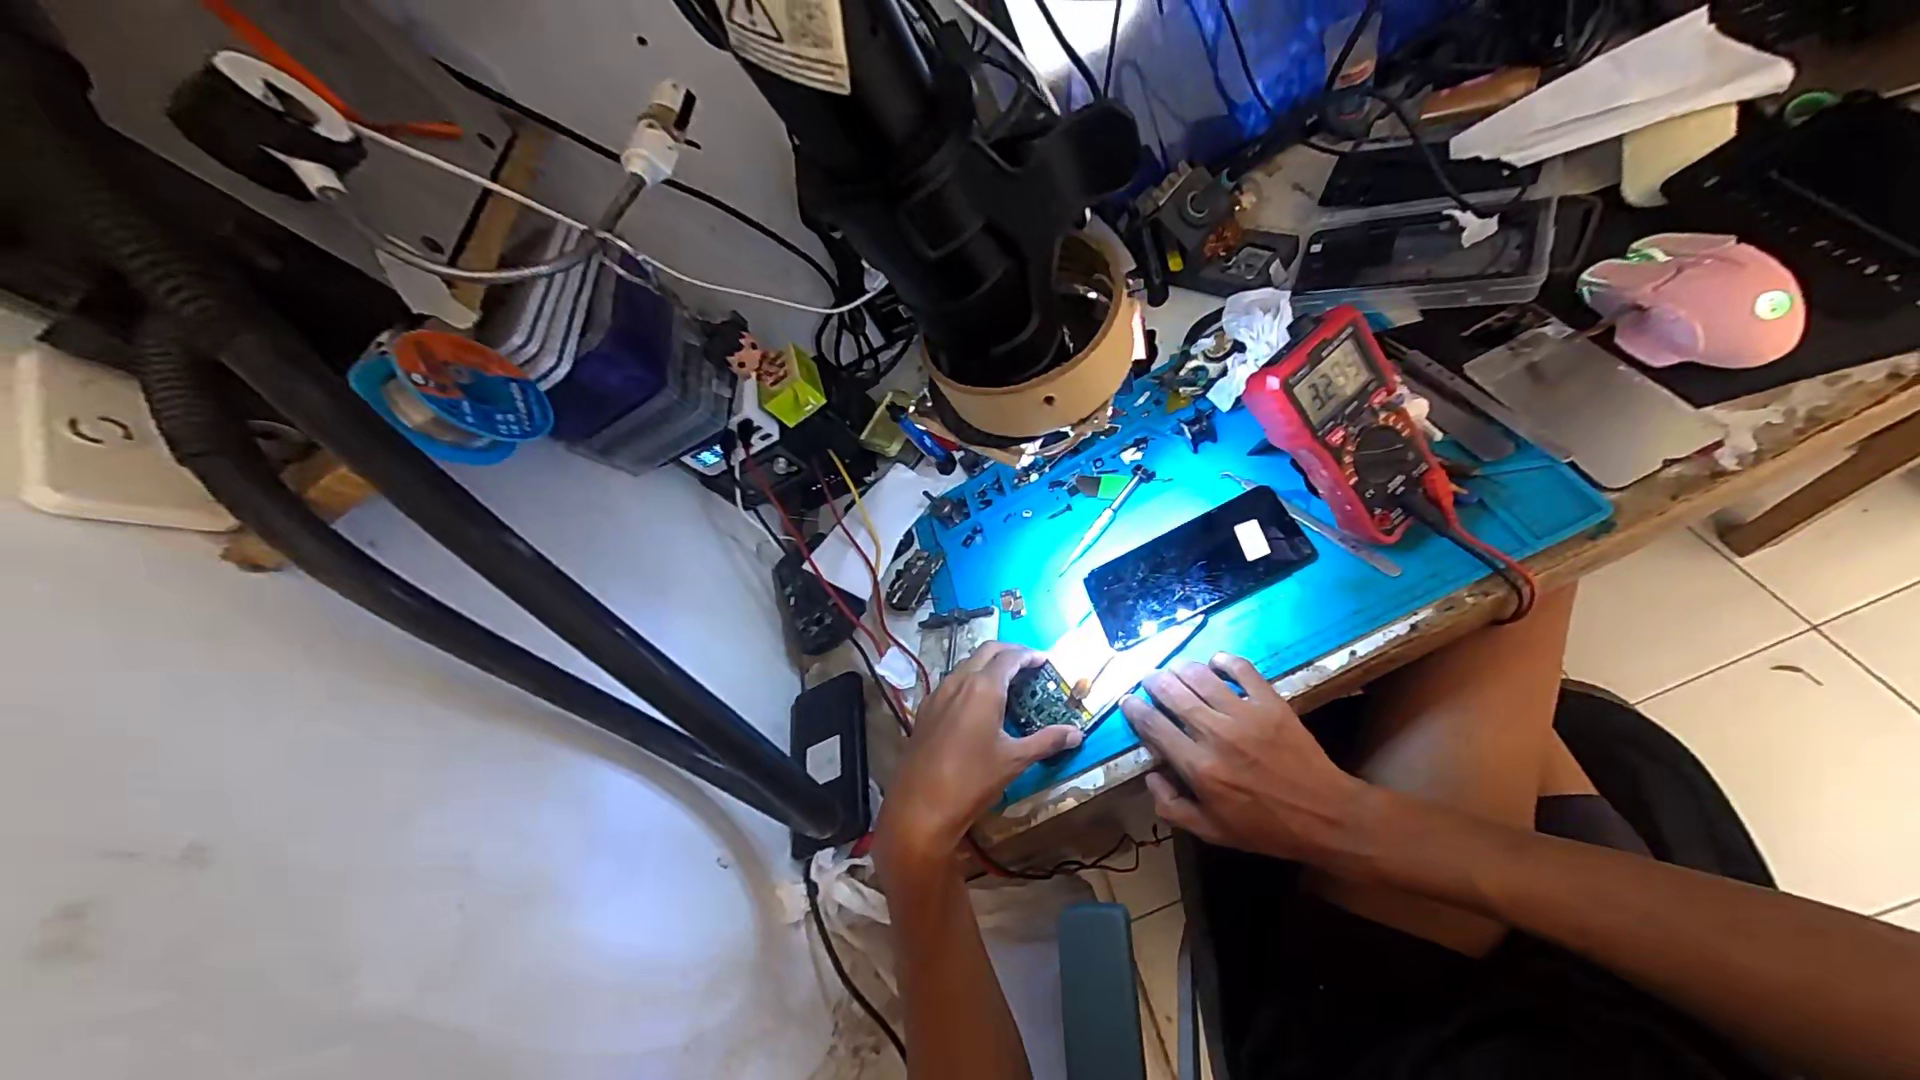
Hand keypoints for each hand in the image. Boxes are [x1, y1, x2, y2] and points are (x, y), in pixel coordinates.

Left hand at [875, 643, 1083, 864]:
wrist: (920, 805)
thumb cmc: (973, 779)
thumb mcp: (1015, 760)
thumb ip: (1047, 741)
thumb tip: (1077, 733)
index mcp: (983, 687)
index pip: (1009, 657)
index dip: (1029, 655)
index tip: (1044, 659)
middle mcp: (958, 681)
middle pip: (986, 651)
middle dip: (1009, 652)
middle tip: (1028, 664)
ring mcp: (938, 693)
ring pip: (966, 664)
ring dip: (988, 665)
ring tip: (1007, 682)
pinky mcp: (926, 708)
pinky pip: (952, 682)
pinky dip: (970, 680)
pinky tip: (978, 704)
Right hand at [1121, 654, 1368, 865]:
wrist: (1327, 817)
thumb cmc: (1265, 828)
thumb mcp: (1211, 832)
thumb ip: (1172, 807)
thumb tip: (1150, 775)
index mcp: (1198, 767)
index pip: (1153, 725)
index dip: (1134, 709)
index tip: (1128, 701)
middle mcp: (1215, 733)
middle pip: (1172, 692)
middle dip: (1154, 682)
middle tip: (1150, 680)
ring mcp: (1245, 714)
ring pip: (1200, 676)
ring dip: (1181, 668)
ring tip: (1175, 669)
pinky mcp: (1270, 703)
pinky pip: (1241, 669)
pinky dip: (1224, 660)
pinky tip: (1215, 662)